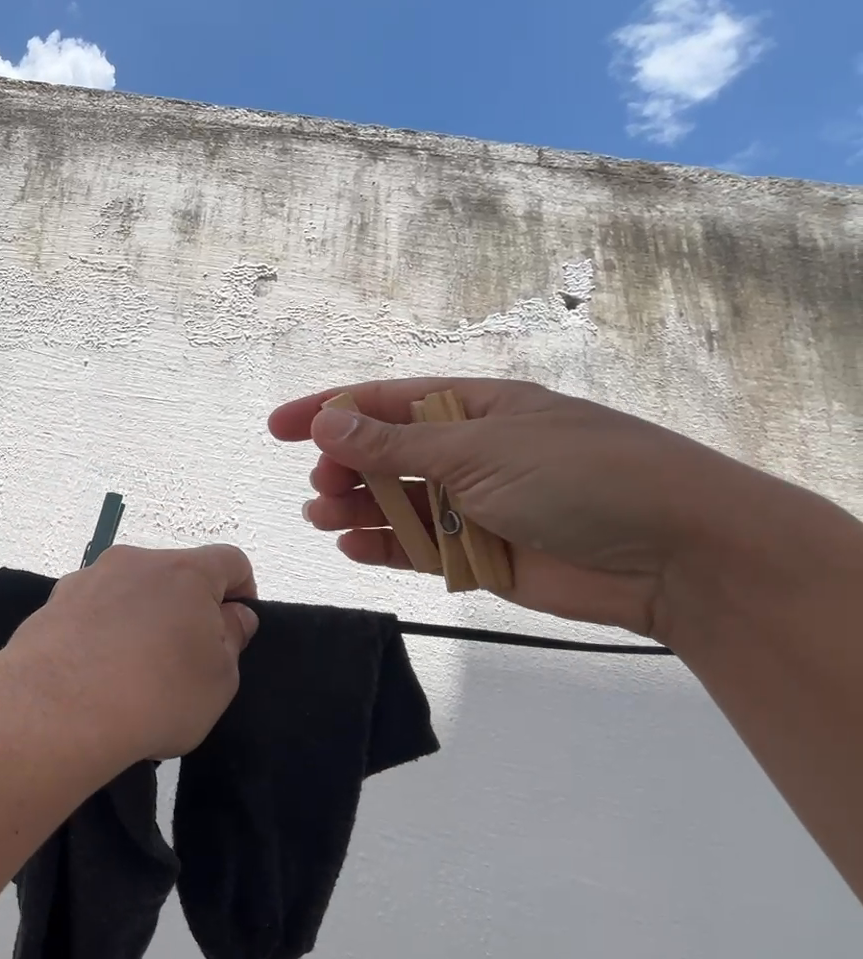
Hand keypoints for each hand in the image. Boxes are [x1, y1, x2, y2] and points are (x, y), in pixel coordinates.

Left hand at [0, 544, 260, 761]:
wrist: (56, 709)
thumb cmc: (156, 694)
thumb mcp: (219, 679)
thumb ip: (231, 639)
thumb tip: (230, 614)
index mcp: (182, 572)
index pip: (229, 561)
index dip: (242, 592)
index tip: (234, 629)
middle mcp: (131, 563)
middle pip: (171, 576)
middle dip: (184, 609)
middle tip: (184, 661)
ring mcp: (84, 581)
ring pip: (126, 593)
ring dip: (138, 620)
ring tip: (133, 675)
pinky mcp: (50, 606)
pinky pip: (89, 614)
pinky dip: (99, 634)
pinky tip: (95, 676)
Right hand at [268, 378, 749, 637]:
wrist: (680, 556)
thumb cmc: (583, 476)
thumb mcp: (481, 449)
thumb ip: (395, 444)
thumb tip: (324, 421)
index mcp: (478, 410)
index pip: (387, 402)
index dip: (329, 410)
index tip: (278, 428)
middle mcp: (470, 454)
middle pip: (383, 455)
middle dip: (343, 467)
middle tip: (322, 486)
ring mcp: (473, 506)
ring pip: (392, 503)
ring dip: (352, 509)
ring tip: (323, 517)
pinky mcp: (476, 555)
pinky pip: (414, 548)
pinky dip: (380, 548)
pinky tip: (352, 548)